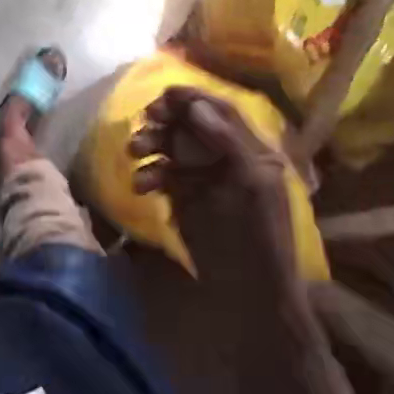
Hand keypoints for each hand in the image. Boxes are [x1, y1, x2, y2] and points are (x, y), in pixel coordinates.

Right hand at [128, 88, 300, 298]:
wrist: (250, 297)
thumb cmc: (259, 237)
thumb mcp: (251, 183)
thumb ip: (226, 140)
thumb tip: (195, 105)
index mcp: (251, 150)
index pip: (220, 110)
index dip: (193, 98)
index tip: (164, 96)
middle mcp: (226, 158)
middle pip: (191, 124)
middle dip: (166, 118)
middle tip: (146, 119)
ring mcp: (203, 178)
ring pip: (172, 146)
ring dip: (151, 143)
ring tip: (134, 151)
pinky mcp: (184, 200)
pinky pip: (161, 175)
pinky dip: (148, 175)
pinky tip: (141, 185)